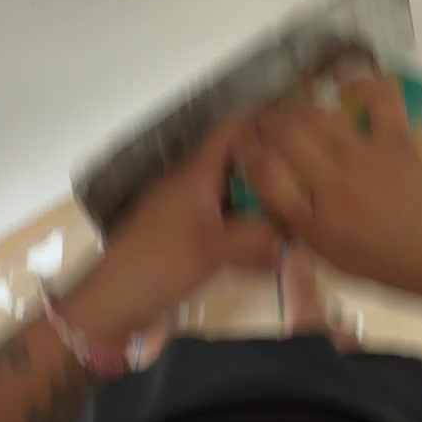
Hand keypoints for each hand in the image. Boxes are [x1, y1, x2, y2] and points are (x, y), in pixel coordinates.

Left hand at [62, 115, 282, 340]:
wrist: (111, 302)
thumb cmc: (161, 265)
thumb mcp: (215, 250)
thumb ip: (259, 236)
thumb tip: (298, 228)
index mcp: (195, 175)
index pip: (231, 131)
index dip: (262, 120)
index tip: (300, 122)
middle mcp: (191, 184)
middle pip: (237, 163)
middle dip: (271, 167)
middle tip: (310, 176)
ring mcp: (186, 210)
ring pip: (232, 194)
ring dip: (260, 201)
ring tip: (298, 209)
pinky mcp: (184, 236)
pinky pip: (223, 221)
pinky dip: (245, 226)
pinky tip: (269, 245)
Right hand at [240, 79, 421, 306]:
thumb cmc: (387, 263)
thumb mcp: (331, 256)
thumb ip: (297, 221)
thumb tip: (270, 187)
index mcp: (316, 220)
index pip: (264, 173)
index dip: (244, 153)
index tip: (241, 147)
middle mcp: (335, 183)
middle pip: (284, 134)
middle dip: (263, 124)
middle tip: (262, 126)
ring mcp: (368, 156)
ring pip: (316, 114)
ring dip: (294, 107)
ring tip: (290, 111)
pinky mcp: (398, 139)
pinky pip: (379, 97)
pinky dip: (361, 83)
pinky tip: (345, 87)